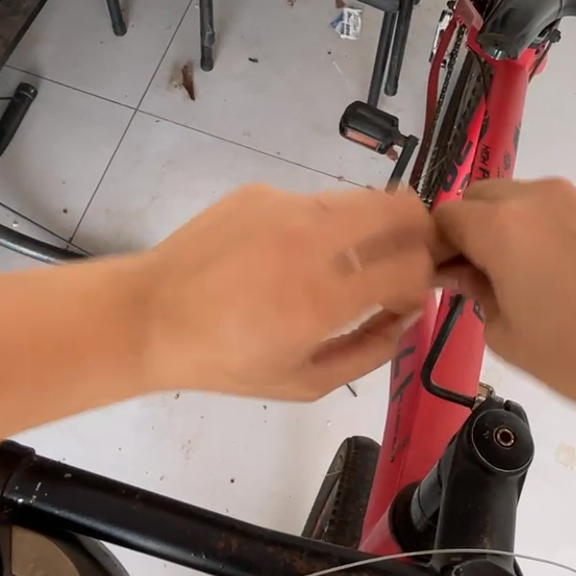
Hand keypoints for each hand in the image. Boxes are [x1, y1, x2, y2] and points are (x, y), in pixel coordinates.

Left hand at [132, 185, 439, 400]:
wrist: (149, 316)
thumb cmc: (228, 360)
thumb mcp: (306, 382)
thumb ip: (370, 351)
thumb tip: (406, 317)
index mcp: (326, 297)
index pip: (414, 265)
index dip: (427, 279)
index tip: (409, 295)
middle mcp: (314, 240)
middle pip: (404, 210)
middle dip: (420, 233)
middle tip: (407, 255)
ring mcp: (286, 207)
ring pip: (362, 198)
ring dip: (374, 225)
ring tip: (349, 255)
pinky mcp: (261, 192)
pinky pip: (315, 202)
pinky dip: (323, 224)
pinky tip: (289, 251)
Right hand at [433, 178, 575, 416]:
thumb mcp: (506, 334)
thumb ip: (474, 293)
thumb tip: (461, 273)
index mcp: (501, 225)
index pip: (445, 218)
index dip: (434, 247)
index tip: (437, 280)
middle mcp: (533, 198)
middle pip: (478, 199)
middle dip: (465, 232)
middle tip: (470, 280)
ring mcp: (572, 201)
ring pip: (514, 201)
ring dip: (499, 229)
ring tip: (510, 280)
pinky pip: (546, 212)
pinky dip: (531, 232)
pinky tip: (545, 276)